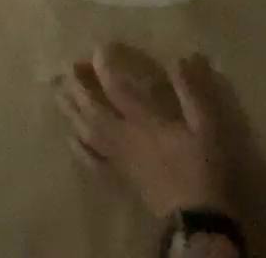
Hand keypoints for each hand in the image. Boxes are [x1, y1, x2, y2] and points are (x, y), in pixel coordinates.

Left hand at [56, 45, 233, 219]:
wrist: (198, 218)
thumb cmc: (203, 166)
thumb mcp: (206, 124)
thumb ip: (191, 90)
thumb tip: (180, 58)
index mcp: (144, 121)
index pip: (117, 88)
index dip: (105, 66)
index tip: (98, 47)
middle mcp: (124, 137)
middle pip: (93, 109)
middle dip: (78, 86)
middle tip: (66, 68)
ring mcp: (118, 159)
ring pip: (87, 132)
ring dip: (71, 110)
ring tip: (59, 93)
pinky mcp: (120, 179)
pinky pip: (92, 162)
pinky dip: (79, 148)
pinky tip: (70, 137)